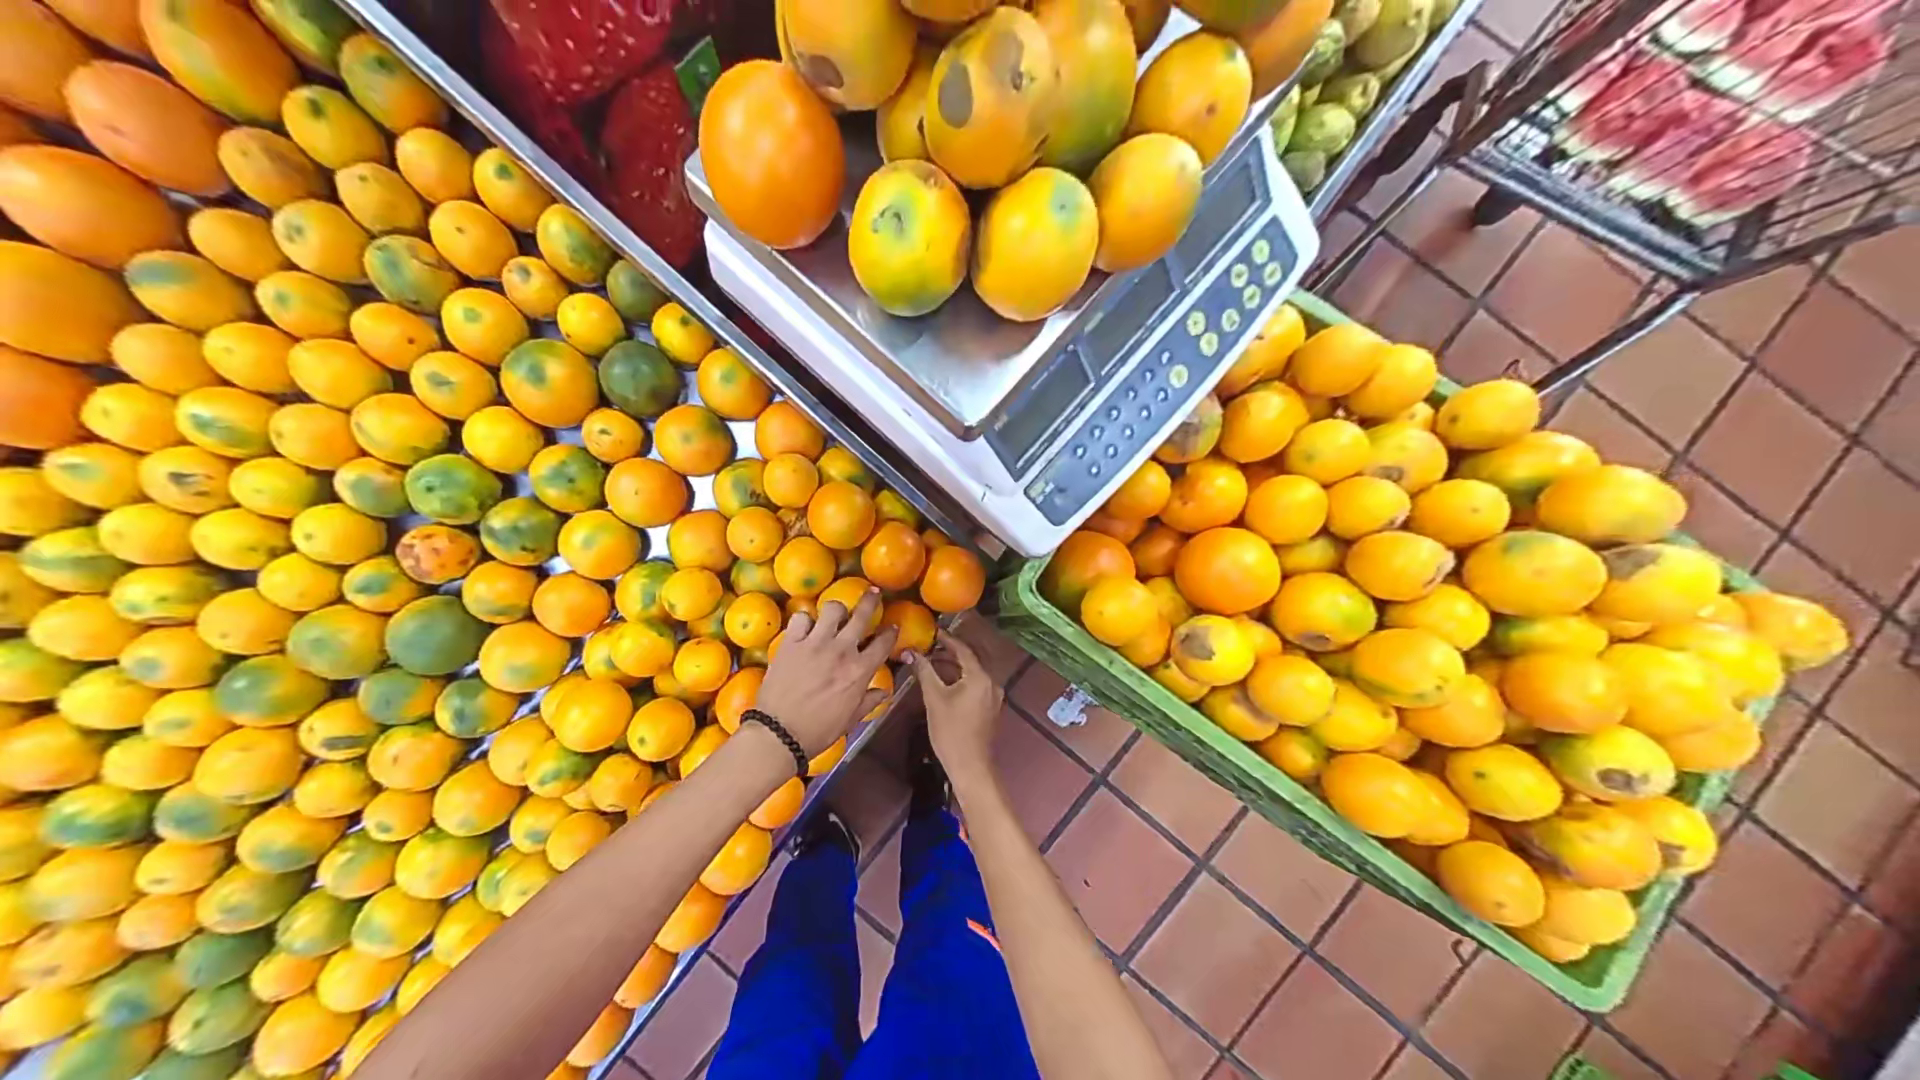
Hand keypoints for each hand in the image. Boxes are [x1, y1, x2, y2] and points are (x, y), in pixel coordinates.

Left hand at [758, 588, 897, 754]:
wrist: (779, 734)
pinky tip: (805, 626)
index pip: (883, 643)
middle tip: (873, 592)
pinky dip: (805, 619)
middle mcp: (841, 650)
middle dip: (870, 601)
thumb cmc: (818, 731)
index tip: (892, 626)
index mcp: (859, 671)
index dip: (890, 633)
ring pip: (832, 609)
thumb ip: (869, 702)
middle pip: (861, 616)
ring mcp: (815, 643)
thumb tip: (883, 692)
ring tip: (835, 612)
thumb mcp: (850, 720)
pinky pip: (801, 618)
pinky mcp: (791, 643)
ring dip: (837, 609)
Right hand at [905, 630, 1003, 782]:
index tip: (933, 632)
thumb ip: (924, 671)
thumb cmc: (950, 731)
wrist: (970, 765)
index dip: (947, 639)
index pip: (963, 650)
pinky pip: (977, 685)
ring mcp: (994, 696)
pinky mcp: (991, 708)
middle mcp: (992, 683)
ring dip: (955, 667)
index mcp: (980, 677)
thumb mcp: (934, 698)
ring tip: (933, 664)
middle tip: (930, 647)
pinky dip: (962, 680)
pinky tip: (946, 684)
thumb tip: (910, 652)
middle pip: (970, 660)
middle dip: (950, 653)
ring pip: (973, 674)